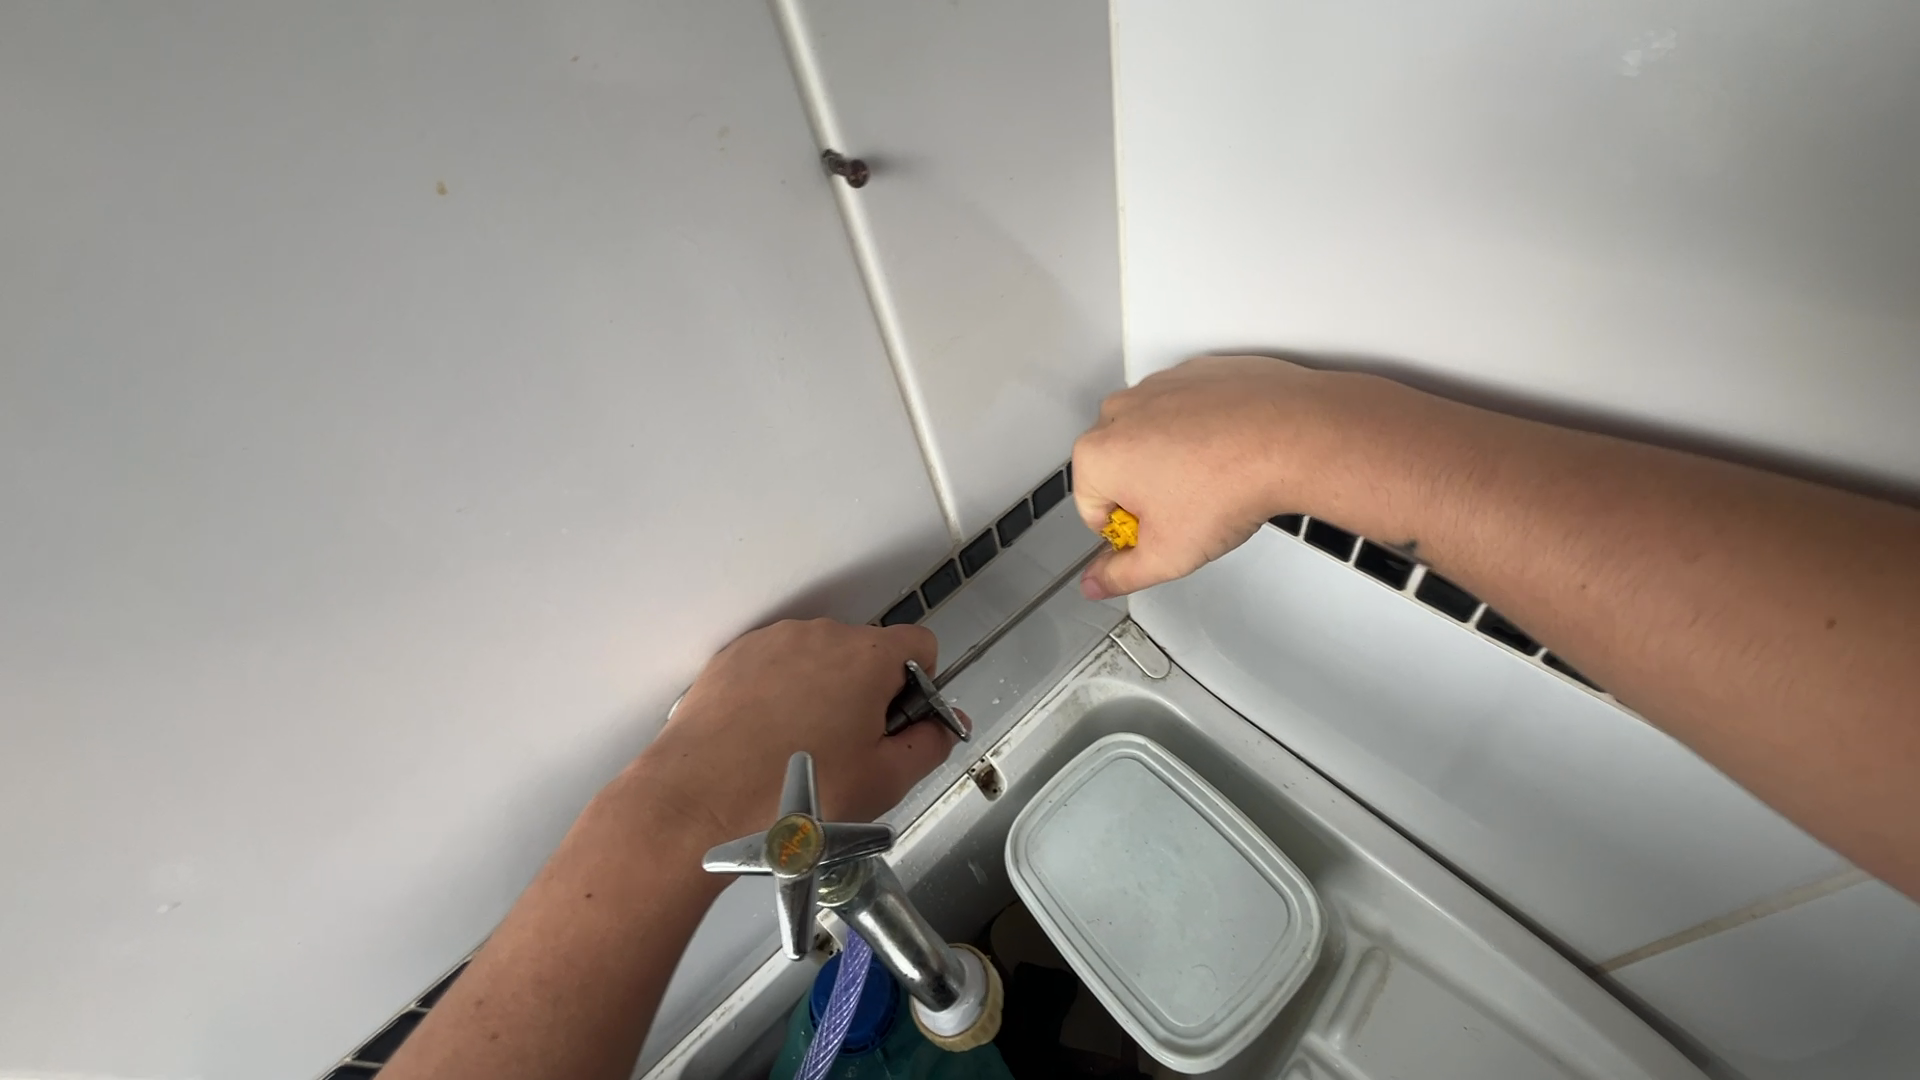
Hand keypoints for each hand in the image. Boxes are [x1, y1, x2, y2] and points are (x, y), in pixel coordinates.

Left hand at [625, 619, 958, 844]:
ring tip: (799, 746)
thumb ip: (930, 745)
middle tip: (849, 747)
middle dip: (868, 691)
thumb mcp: (885, 780)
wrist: (698, 802)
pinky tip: (765, 736)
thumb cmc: (797, 792)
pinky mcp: (735, 655)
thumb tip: (942, 727)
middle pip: (867, 652)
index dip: (919, 685)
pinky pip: (776, 664)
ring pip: (819, 658)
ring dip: (823, 689)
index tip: (897, 724)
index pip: (920, 644)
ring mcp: (773, 640)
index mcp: (867, 655)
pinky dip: (781, 690)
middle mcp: (822, 633)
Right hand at [1072, 355, 1331, 598]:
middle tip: (1189, 508)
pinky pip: (1184, 409)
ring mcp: (1156, 386)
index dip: (1129, 533)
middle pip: (1117, 470)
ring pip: (1149, 437)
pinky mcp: (1192, 373)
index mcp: (1096, 455)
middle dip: (1145, 492)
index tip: (1162, 531)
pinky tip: (1227, 449)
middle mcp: (1117, 412)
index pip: (1094, 512)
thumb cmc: (1230, 487)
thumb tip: (1095, 583)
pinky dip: (1199, 429)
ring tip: (1212, 478)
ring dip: (1171, 459)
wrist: (1296, 437)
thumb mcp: (1167, 555)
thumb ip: (1119, 576)